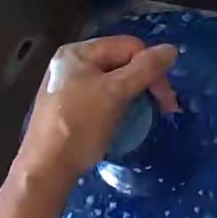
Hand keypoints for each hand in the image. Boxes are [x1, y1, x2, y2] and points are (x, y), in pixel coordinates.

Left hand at [19, 36, 178, 182]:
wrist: (45, 171)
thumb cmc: (79, 126)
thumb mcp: (115, 93)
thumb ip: (145, 69)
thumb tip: (171, 49)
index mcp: (78, 52)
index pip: (129, 46)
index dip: (152, 67)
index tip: (166, 98)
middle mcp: (71, 63)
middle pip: (121, 62)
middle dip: (145, 82)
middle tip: (164, 108)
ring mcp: (68, 86)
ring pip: (113, 81)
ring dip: (134, 95)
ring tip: (144, 115)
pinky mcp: (69, 107)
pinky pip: (102, 97)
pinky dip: (118, 106)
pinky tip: (123, 121)